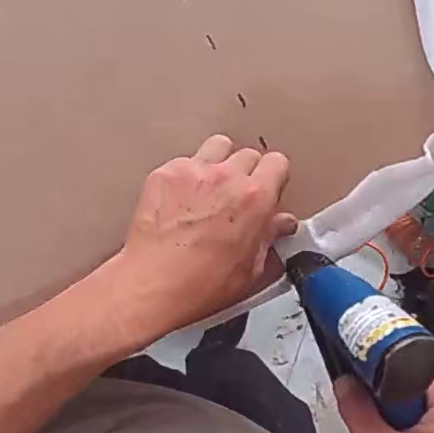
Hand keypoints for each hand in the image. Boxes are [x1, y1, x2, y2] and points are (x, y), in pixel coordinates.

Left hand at [108, 134, 296, 340]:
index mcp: (255, 198)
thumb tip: (279, 227)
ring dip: (220, 162)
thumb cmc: (200, 284)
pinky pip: (183, 162)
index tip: (270, 188)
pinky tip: (184, 199)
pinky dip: (187, 175)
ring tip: (214, 188)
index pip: (277, 163)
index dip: (275, 177)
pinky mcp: (164, 175)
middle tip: (240, 196)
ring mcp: (192, 172)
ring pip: (216, 147)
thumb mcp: (251, 268)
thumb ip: (269, 238)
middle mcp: (226, 177)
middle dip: (248, 172)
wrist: (155, 285)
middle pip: (248, 154)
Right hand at [336, 369, 433, 432]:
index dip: (384, 372)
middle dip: (397, 400)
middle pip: (423, 382)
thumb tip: (345, 383)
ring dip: (411, 415)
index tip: (365, 382)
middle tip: (384, 427)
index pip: (414, 363)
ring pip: (433, 401)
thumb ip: (357, 411)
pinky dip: (427, 429)